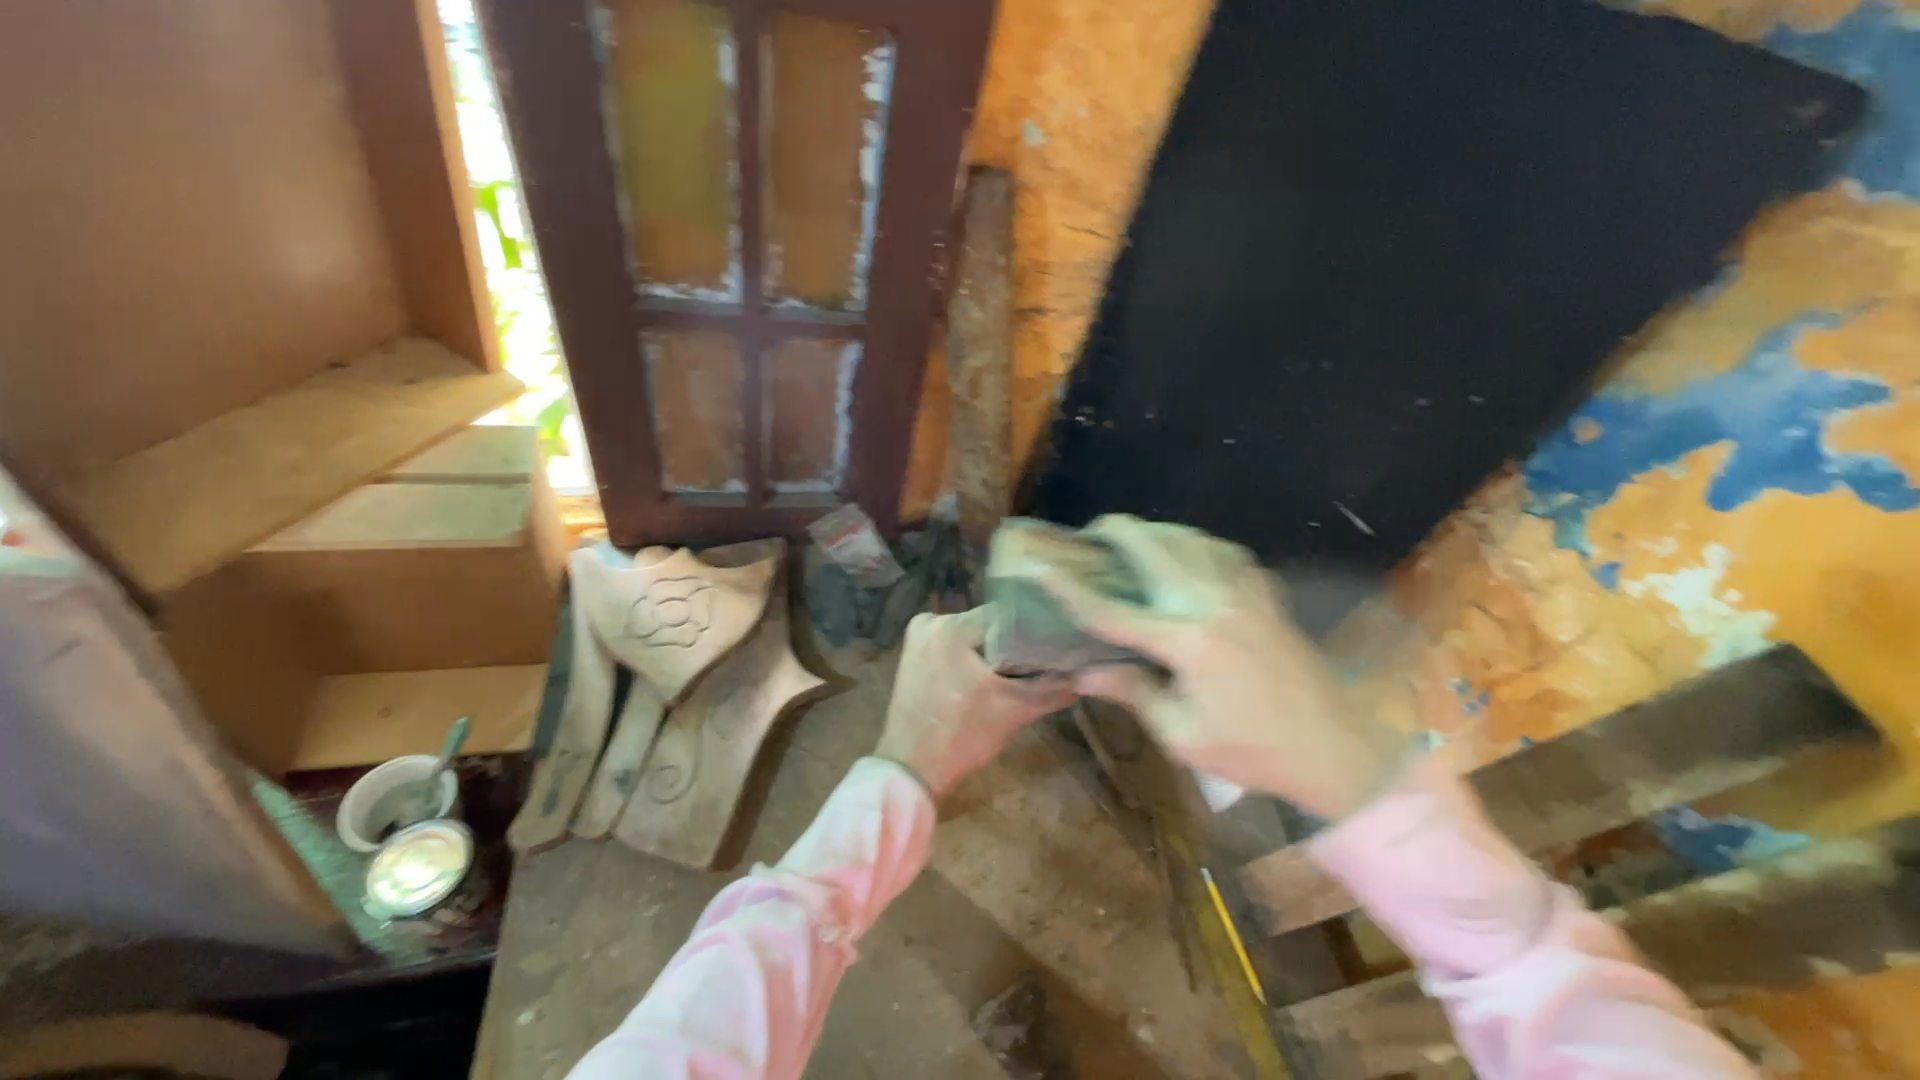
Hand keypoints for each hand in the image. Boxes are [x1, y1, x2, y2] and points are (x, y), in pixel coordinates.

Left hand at [875, 607, 1074, 798]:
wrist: (910, 769)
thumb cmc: (962, 737)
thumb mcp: (1014, 712)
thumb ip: (1052, 688)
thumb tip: (1088, 673)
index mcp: (954, 626)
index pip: (1010, 614)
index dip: (1037, 629)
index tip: (1061, 644)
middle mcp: (932, 620)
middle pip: (990, 623)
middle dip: (1016, 641)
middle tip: (1047, 658)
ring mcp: (919, 636)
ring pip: (973, 634)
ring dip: (995, 649)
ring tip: (1024, 666)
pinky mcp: (913, 653)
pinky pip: (955, 645)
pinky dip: (973, 656)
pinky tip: (993, 674)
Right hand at [1018, 515, 1404, 818]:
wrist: (1334, 746)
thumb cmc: (1253, 751)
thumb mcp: (1183, 735)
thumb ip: (1134, 692)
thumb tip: (1083, 672)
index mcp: (1188, 643)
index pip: (1113, 610)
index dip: (1069, 588)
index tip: (1039, 566)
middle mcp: (1214, 603)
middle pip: (1156, 548)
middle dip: (1118, 530)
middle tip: (1093, 532)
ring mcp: (1245, 593)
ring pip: (1192, 538)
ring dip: (1157, 530)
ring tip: (1134, 537)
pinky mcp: (1267, 595)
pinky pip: (1225, 552)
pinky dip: (1197, 543)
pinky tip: (1188, 553)